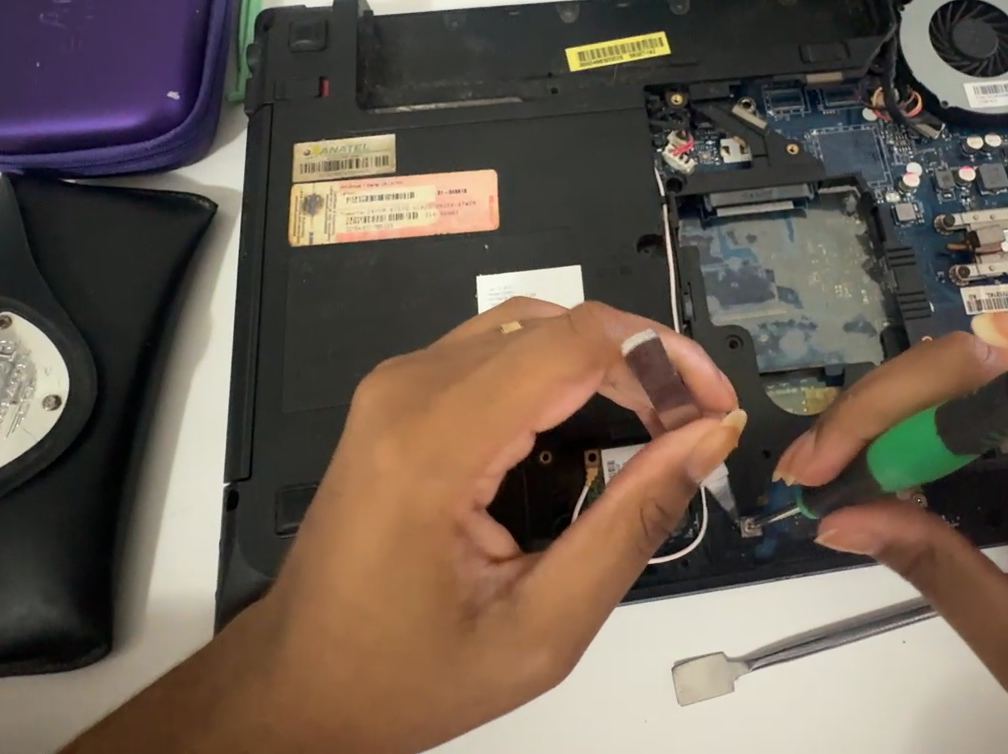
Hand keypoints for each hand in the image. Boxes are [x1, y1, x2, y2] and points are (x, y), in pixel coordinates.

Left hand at [66, 298, 741, 753]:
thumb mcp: (541, 627)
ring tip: (656, 414)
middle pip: (559, 324)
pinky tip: (593, 411)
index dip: (662, 357)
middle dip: (644, 360)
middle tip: (693, 422)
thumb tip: (707, 439)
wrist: (293, 684)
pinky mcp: (402, 388)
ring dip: (606, 356)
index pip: (574, 343)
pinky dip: (563, 364)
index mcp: (435, 441)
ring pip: (532, 322)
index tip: (714, 406)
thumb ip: (632, 523)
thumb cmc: (407, 675)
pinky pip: (500, 343)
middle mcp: (412, 386)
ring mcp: (400, 379)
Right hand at [773, 311, 1007, 743]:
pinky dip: (897, 407)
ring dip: (884, 401)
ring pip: (967, 362)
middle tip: (819, 461)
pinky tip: (853, 438)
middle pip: (1004, 364)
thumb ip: (945, 576)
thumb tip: (840, 517)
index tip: (995, 344)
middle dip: (899, 399)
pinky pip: (960, 379)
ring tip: (822, 456)